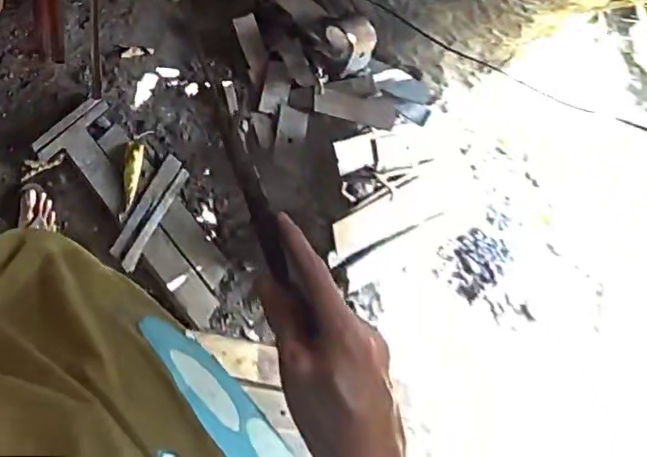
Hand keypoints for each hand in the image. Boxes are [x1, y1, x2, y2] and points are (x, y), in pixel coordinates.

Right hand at [259, 212, 403, 456]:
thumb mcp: (295, 368)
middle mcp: (366, 331)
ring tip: (293, 351)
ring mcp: (376, 348)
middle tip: (271, 295)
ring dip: (310, 320)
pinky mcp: (378, 364)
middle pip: (323, 295)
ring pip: (333, 317)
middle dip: (296, 291)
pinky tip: (313, 365)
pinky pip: (345, 335)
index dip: (295, 243)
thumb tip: (268, 283)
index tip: (281, 220)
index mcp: (344, 328)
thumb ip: (283, 320)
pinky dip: (324, 336)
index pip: (315, 271)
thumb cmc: (331, 425)